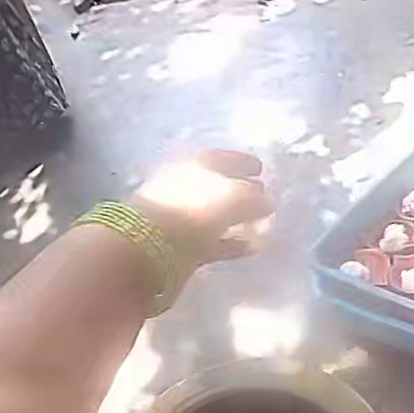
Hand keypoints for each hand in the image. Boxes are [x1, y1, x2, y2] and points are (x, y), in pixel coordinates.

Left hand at [129, 149, 274, 269]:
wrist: (145, 253)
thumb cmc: (190, 214)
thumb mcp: (229, 197)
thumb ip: (252, 198)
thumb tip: (267, 202)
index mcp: (193, 166)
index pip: (221, 159)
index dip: (242, 162)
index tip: (261, 168)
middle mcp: (185, 189)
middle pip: (217, 187)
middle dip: (241, 191)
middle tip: (263, 196)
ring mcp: (181, 220)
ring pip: (215, 217)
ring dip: (237, 220)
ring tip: (261, 225)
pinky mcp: (181, 249)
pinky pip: (213, 243)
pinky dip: (231, 244)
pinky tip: (250, 248)